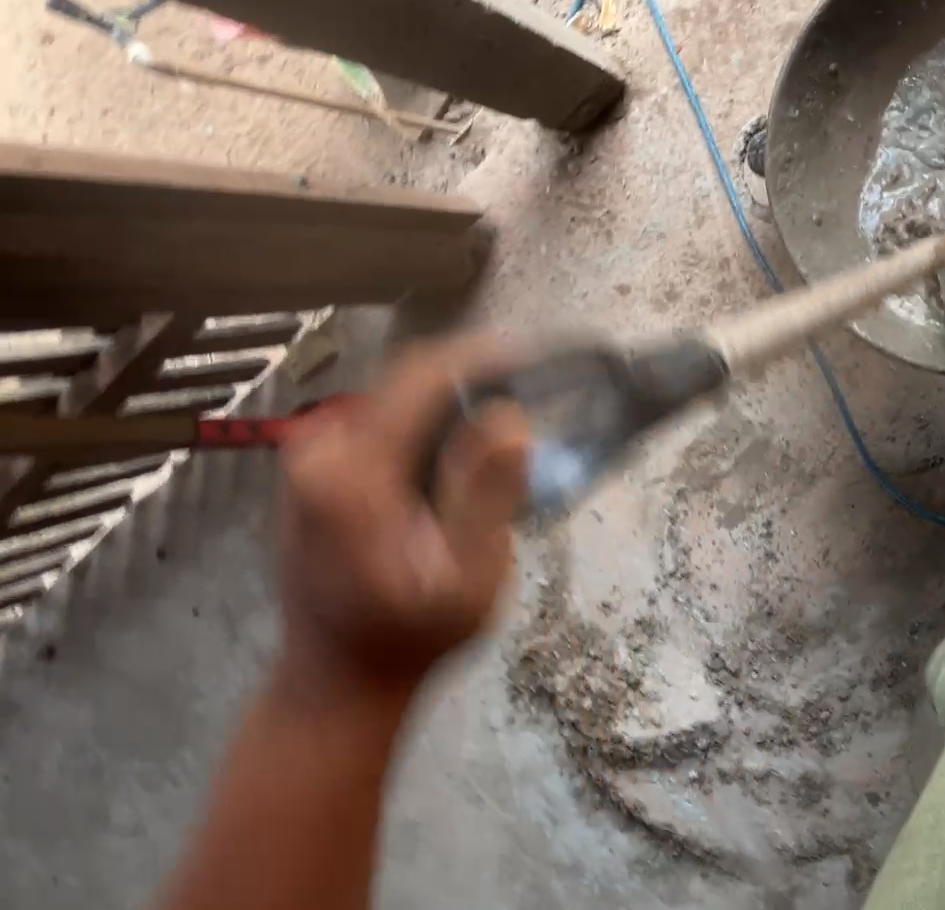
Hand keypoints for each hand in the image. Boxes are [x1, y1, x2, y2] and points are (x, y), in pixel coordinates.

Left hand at [276, 337, 528, 696]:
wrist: (341, 678)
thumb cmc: (414, 632)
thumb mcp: (468, 573)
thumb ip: (486, 494)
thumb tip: (512, 418)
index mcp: (352, 472)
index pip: (421, 376)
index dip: (486, 355)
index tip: (542, 355)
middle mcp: (319, 451)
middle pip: (411, 380)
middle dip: (480, 377)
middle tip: (541, 392)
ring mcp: (313, 459)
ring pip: (402, 398)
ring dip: (461, 399)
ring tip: (517, 419)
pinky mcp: (320, 470)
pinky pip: (389, 421)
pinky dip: (438, 421)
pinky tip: (473, 449)